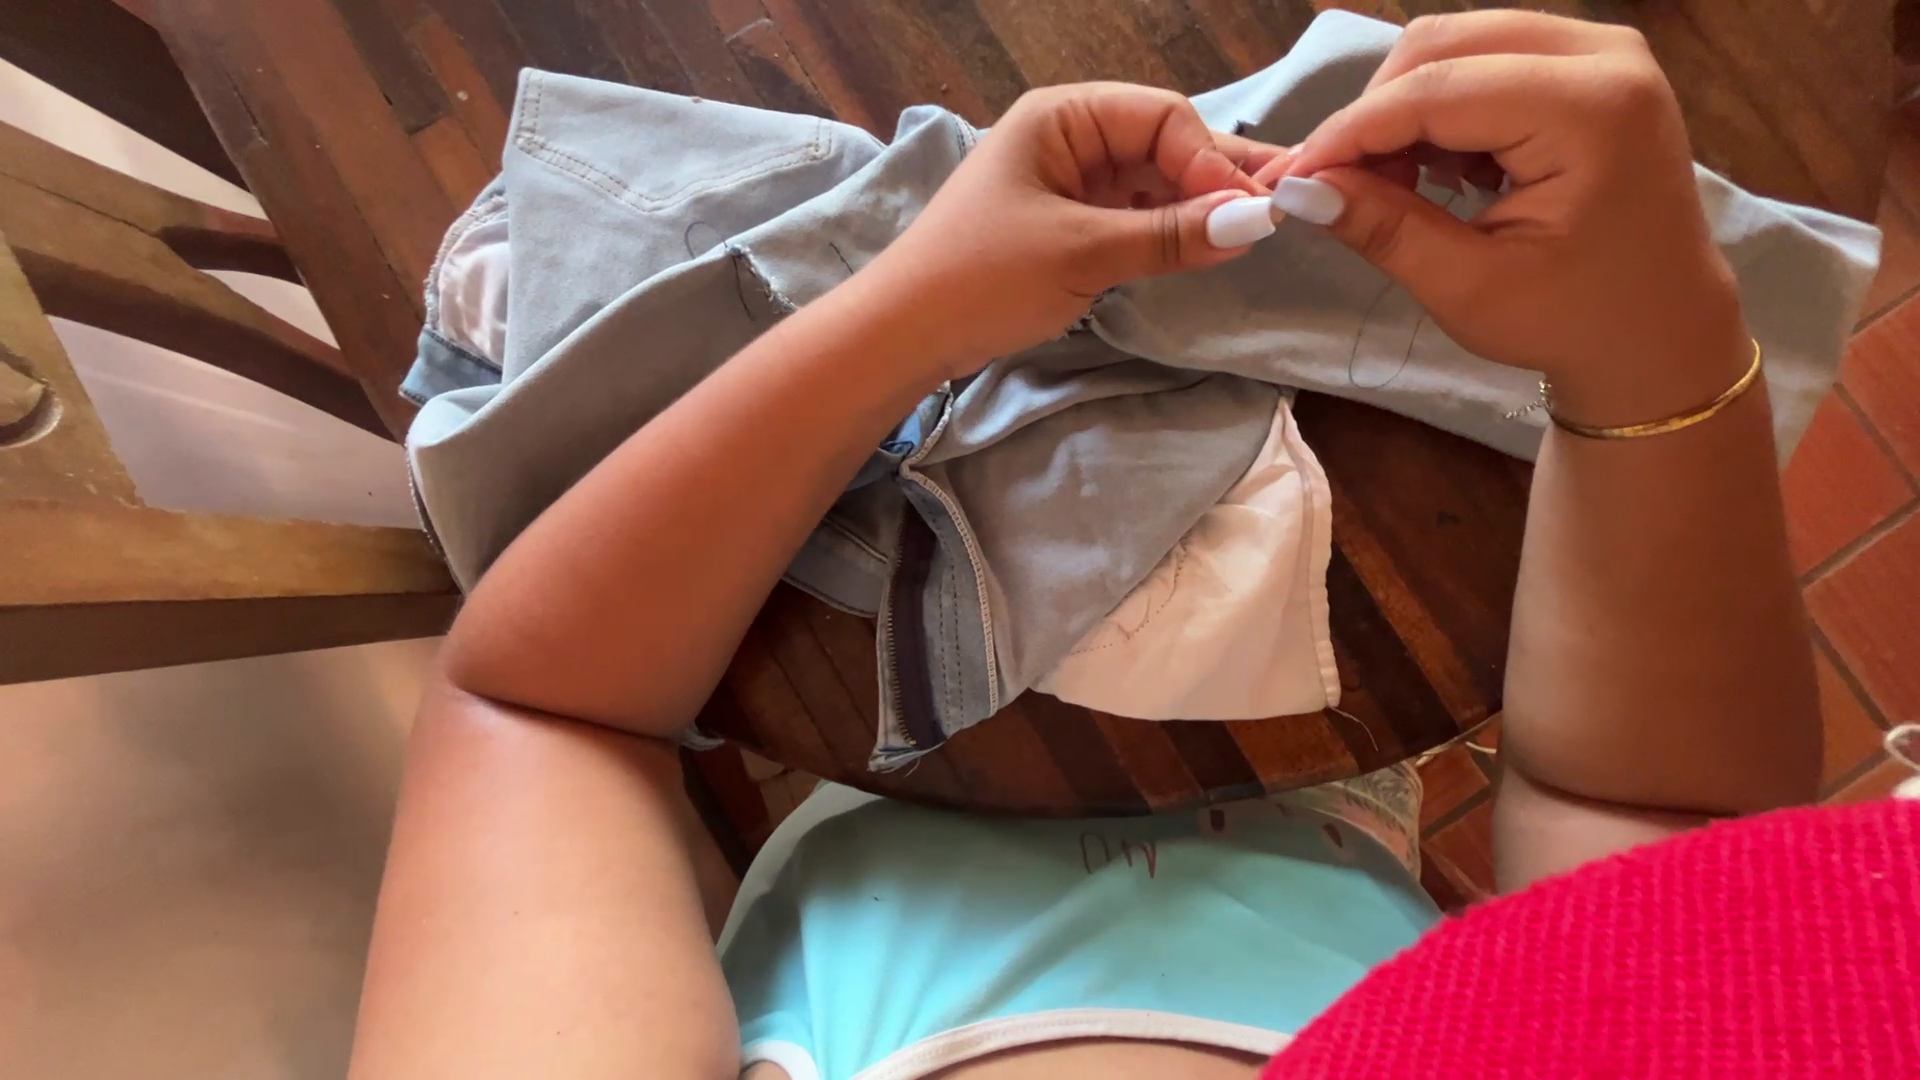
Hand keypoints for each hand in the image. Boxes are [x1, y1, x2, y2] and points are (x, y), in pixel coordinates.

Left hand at [866, 83, 1282, 377]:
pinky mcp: (1058, 231)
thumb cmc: (981, 279)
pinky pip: (1122, 222)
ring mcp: (1062, 188)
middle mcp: (1065, 142)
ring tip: (1246, 233)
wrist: (907, 334)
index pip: (1160, 119)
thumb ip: (1166, 236)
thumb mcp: (1080, 253)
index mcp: (1061, 118)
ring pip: (1143, 189)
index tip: (1248, 209)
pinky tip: (1195, 248)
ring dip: (1189, 211)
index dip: (1209, 160)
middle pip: (1157, 149)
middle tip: (1278, 206)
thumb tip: (1252, 221)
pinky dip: (1157, 236)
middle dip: (1211, 180)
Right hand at [1273, 12, 1749, 425]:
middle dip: (1369, 116)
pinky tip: (1421, 174)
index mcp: (1588, 108)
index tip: (1287, 182)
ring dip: (1394, 116)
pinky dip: (1426, 118)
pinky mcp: (1576, 73)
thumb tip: (1299, 193)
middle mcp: (1599, 54)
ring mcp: (1593, 55)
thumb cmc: (1566, 318)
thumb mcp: (1464, 286)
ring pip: (1451, 49)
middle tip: (1332, 188)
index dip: (1347, 133)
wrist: (1653, 326)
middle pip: (1439, 47)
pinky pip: (1474, 67)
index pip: (1433, 92)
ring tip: (1378, 187)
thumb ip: (1384, 229)